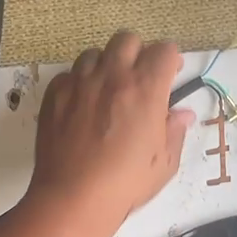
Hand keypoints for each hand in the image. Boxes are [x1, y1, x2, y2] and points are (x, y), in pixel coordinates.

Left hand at [28, 31, 193, 225]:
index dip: (170, 61)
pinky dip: (79, 84)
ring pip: (95, 54)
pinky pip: (69, 75)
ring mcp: (79, 83)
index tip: (170, 76)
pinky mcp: (54, 94)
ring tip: (108, 91)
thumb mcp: (164, 162)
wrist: (73, 197)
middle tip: (138, 79)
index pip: (164, 50)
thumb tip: (182, 115)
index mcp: (145, 88)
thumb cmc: (124, 183)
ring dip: (106, 66)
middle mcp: (112, 76)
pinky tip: (83, 106)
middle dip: (137, 53)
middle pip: (127, 39)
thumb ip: (174, 131)